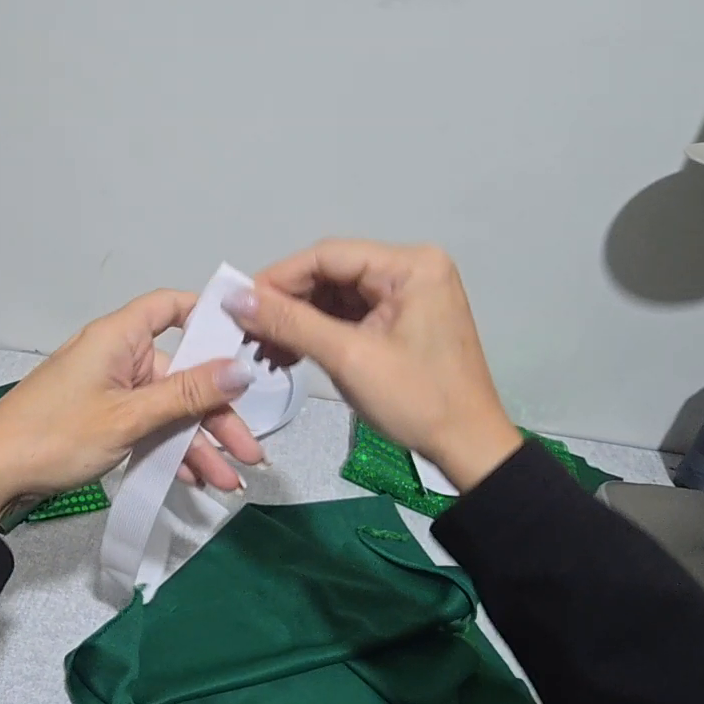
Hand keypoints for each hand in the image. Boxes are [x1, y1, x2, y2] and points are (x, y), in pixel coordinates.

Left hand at [0, 290, 264, 523]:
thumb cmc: (54, 436)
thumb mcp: (129, 417)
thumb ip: (187, 394)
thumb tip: (240, 369)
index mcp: (118, 338)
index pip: (170, 307)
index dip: (208, 318)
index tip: (245, 344)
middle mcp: (115, 357)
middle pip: (179, 374)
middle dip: (216, 414)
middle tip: (250, 451)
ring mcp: (107, 391)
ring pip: (166, 409)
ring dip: (197, 443)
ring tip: (228, 479)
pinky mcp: (100, 420)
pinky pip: (146, 427)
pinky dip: (168, 450)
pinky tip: (193, 479)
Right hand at [224, 240, 521, 491]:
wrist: (468, 447)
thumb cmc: (416, 400)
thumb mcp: (348, 358)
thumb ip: (290, 322)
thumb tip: (234, 298)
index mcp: (409, 266)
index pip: (327, 256)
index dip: (277, 279)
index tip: (237, 305)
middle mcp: (411, 269)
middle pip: (330, 274)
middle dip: (286, 304)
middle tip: (246, 333)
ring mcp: (408, 295)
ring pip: (335, 296)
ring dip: (298, 321)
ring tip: (264, 350)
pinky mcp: (402, 320)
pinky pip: (349, 315)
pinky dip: (318, 333)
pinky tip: (289, 353)